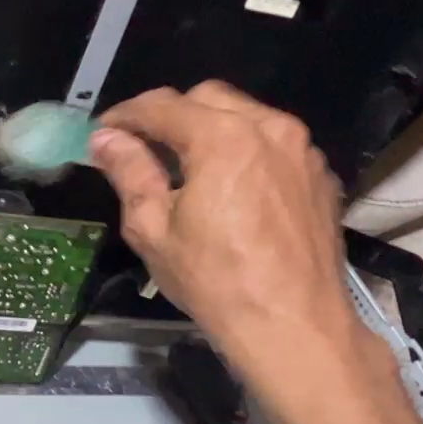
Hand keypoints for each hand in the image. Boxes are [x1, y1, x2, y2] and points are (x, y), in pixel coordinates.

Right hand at [88, 83, 366, 382]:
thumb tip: (106, 140)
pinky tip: (226, 187)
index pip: (163, 105)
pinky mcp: (319, 175)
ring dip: (207, 129)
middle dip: (168, 115)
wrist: (294, 324)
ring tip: (181, 167)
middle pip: (207, 98)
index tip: (103, 132)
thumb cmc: (214, 281)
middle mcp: (270, 129)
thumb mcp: (153, 229)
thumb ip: (130, 173)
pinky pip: (272, 143)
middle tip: (139, 148)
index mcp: (223, 138)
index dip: (126, 114)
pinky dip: (242, 149)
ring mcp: (302, 150)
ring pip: (245, 116)